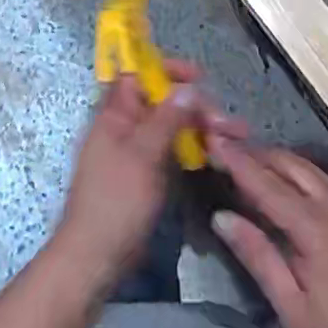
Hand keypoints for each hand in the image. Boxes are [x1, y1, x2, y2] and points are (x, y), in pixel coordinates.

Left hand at [50, 62, 243, 289]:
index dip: (166, 70)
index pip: (138, 75)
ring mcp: (133, 152)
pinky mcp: (143, 175)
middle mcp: (122, 127)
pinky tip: (213, 154)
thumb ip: (167, 118)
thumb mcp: (144, 154)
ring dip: (197, 126)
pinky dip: (190, 147)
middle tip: (224, 121)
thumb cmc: (117, 201)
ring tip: (231, 135)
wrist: (96, 257)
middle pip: (160, 101)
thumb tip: (188, 87)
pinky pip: (169, 149)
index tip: (198, 77)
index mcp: (114, 115)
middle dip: (193, 104)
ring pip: (168, 126)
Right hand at [207, 136, 327, 327]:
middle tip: (224, 149)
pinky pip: (323, 182)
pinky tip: (282, 186)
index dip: (238, 162)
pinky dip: (296, 175)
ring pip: (308, 169)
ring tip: (246, 162)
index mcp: (317, 229)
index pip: (268, 184)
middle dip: (256, 153)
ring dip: (276, 161)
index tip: (212, 142)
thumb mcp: (293, 310)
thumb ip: (258, 257)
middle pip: (290, 164)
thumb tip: (222, 216)